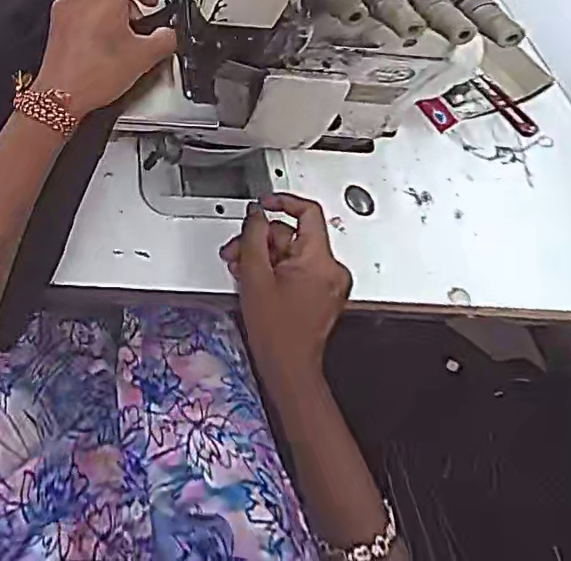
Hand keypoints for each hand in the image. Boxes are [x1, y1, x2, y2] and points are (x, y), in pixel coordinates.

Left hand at [33, 0, 176, 116]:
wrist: (61, 94)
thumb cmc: (93, 74)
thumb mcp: (144, 56)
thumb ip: (165, 39)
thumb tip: (169, 35)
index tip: (150, 1)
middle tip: (139, 17)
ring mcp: (66, 8)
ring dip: (110, 7)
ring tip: (121, 31)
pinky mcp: (57, 22)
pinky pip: (79, 9)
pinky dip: (93, 17)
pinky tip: (102, 41)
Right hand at [220, 194, 352, 385]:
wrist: (288, 369)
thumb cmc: (276, 332)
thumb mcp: (255, 276)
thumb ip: (253, 236)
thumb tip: (256, 214)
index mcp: (320, 260)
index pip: (308, 211)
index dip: (283, 201)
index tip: (265, 203)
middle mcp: (331, 269)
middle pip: (293, 234)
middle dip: (261, 240)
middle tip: (238, 249)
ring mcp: (329, 282)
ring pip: (292, 251)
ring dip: (264, 255)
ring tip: (242, 268)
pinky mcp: (322, 292)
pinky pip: (297, 267)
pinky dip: (276, 268)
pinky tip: (256, 278)